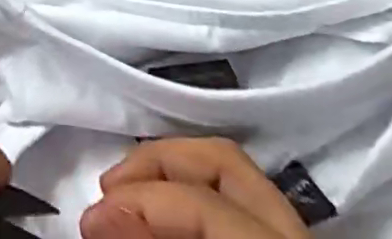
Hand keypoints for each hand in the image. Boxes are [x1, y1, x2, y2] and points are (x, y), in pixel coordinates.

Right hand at [79, 138, 310, 238]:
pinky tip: (163, 219)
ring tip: (127, 201)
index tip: (91, 222)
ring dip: (173, 176)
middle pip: (224, 160)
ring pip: (236, 175)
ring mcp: (300, 236)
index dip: (140, 203)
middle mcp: (300, 233)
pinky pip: (242, 204)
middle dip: (156, 164)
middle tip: (109, 192)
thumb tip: (101, 217)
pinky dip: (196, 200)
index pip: (203, 201)